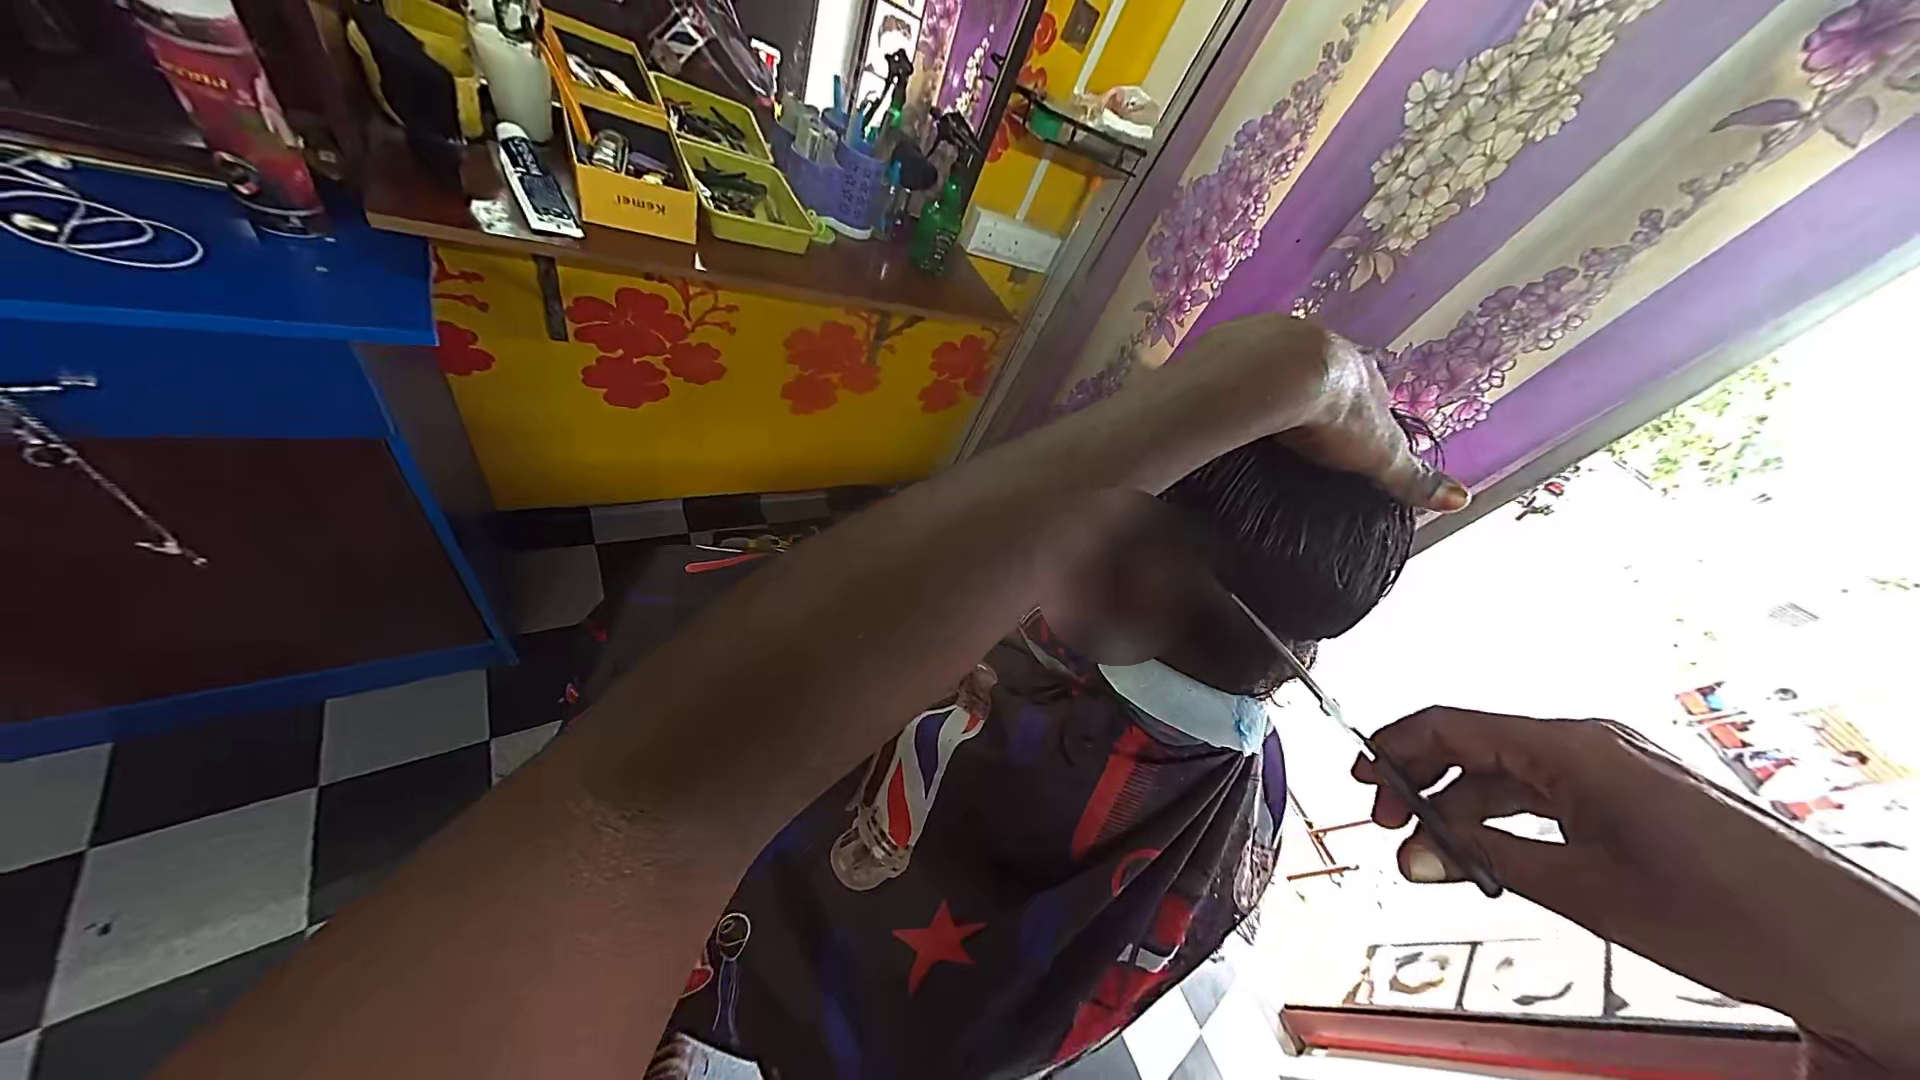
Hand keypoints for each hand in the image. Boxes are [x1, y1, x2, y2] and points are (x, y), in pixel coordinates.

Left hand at [1143, 315, 1467, 511]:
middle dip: (1309, 395)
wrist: (1283, 373)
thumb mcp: (1380, 454)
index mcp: (1360, 373)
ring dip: (1270, 382)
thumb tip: (1460, 499)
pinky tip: (1225, 395)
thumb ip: (1413, 477)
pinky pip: (1238, 359)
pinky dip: (1235, 376)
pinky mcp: (1239, 338)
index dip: (1350, 412)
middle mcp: (1324, 347)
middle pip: (1320, 374)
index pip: (1362, 392)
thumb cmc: (1337, 418)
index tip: (1334, 434)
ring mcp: (1279, 338)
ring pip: (1278, 361)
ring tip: (1253, 414)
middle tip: (1289, 425)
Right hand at [1354, 707, 1919, 1070]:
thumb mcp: (1586, 890)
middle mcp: (1587, 746)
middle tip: (1388, 820)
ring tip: (1431, 850)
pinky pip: (1537, 793)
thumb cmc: (1748, 918)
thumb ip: (1485, 860)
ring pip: (1500, 772)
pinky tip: (1485, 849)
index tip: (1362, 779)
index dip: (1392, 748)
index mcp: (1571, 748)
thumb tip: (1417, 854)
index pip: (1448, 725)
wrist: (1879, 964)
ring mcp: (1609, 771)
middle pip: (1469, 744)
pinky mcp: (1626, 798)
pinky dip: (1498, 818)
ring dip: (1457, 807)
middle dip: (1417, 779)